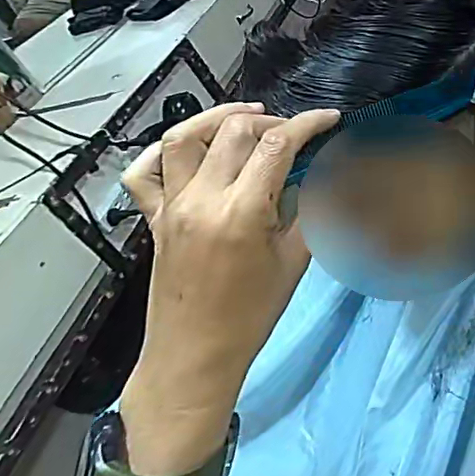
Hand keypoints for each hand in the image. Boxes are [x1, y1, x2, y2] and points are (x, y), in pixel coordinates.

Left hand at [117, 103, 338, 475]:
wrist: (194, 356)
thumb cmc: (253, 312)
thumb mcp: (296, 258)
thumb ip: (312, 208)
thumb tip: (324, 171)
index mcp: (242, 212)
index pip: (277, 144)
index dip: (309, 123)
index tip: (330, 119)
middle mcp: (201, 200)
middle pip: (234, 131)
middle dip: (271, 120)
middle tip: (294, 133)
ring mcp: (171, 207)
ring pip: (184, 137)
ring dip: (218, 118)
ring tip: (247, 118)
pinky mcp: (153, 219)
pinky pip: (144, 172)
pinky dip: (163, 150)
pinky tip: (191, 147)